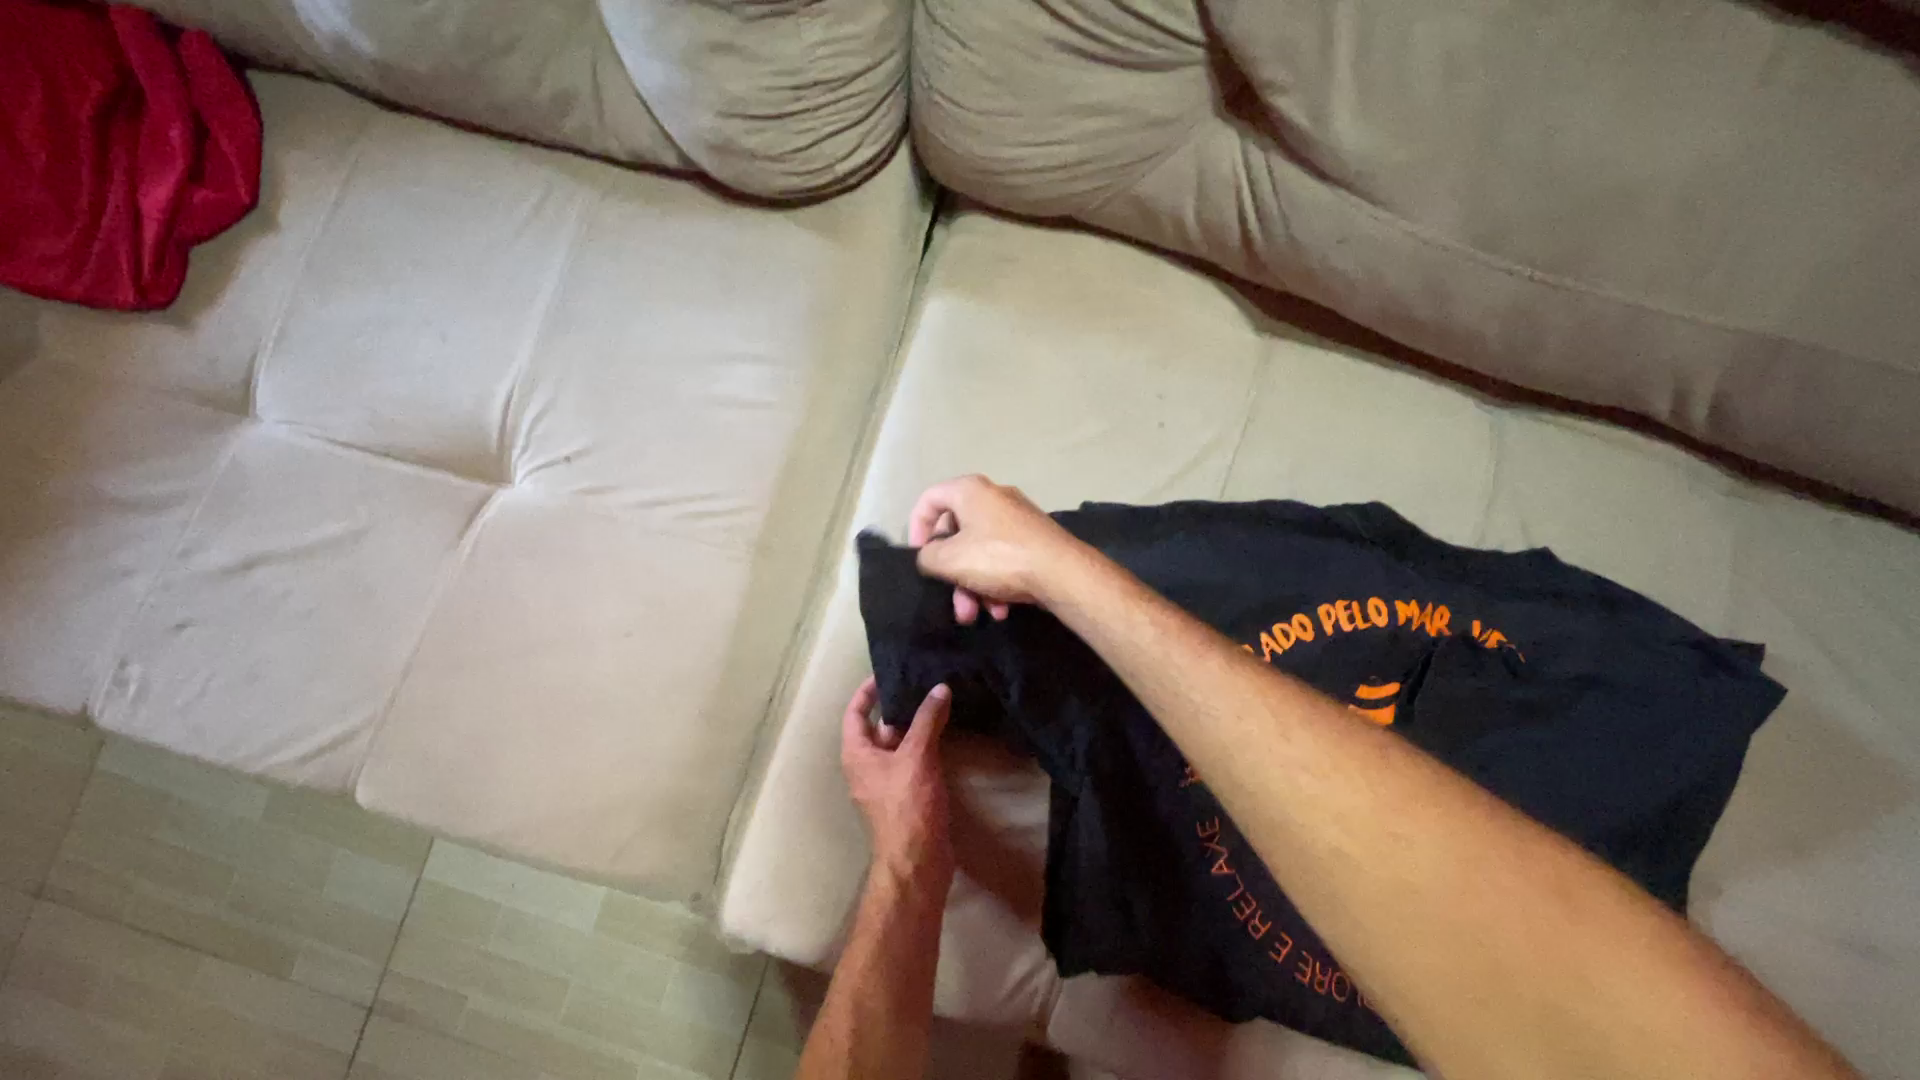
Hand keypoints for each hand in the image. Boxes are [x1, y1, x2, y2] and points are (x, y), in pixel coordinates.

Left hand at [841, 677, 953, 878]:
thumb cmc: (906, 805)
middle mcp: (867, 766)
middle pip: (880, 727)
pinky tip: (949, 734)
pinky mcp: (908, 797)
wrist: (917, 862)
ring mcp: (887, 783)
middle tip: (924, 682)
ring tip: (940, 700)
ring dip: (918, 727)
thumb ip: (927, 720)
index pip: (855, 713)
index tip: (887, 673)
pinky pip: (914, 763)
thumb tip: (940, 688)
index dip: (867, 692)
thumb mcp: (916, 756)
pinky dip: (928, 747)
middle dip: (900, 706)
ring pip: (900, 746)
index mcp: (857, 754)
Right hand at [909, 475, 1086, 623]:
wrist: (1062, 573)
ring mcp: (1017, 519)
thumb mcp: (950, 560)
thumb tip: (928, 557)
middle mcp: (994, 497)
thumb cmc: (999, 557)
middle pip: (957, 534)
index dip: (916, 528)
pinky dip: (996, 583)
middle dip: (951, 573)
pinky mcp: (1034, 540)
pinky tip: (1001, 609)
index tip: (918, 556)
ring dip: (973, 586)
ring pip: (980, 552)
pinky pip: (1003, 559)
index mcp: (970, 491)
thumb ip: (927, 556)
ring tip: (976, 614)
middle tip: (951, 600)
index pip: (929, 499)